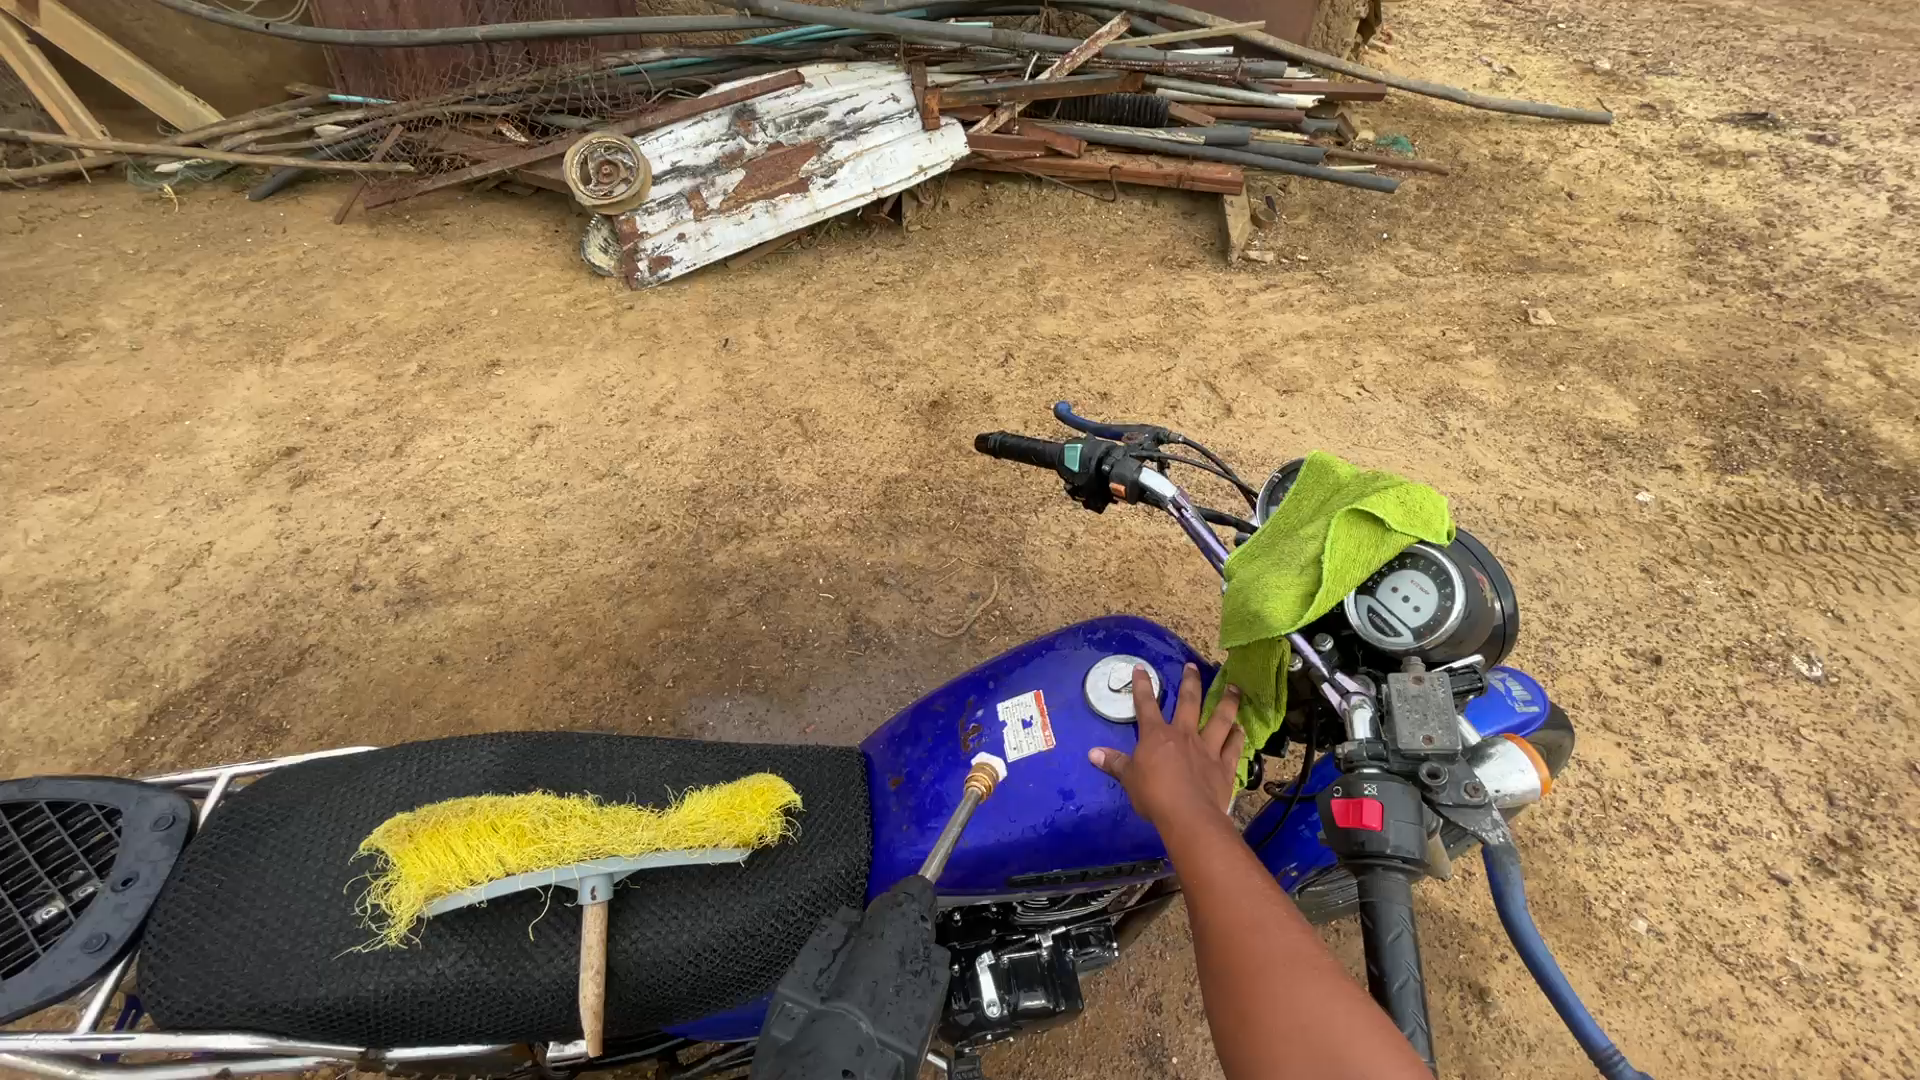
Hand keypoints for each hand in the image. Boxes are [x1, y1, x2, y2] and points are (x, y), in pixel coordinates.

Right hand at [1089, 663, 1244, 830]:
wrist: (1188, 816)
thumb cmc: (1154, 795)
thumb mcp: (1128, 779)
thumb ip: (1114, 763)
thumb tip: (1092, 753)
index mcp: (1157, 735)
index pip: (1146, 705)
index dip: (1143, 686)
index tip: (1141, 668)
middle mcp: (1184, 735)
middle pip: (1189, 702)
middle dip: (1190, 682)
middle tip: (1192, 666)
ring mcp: (1207, 749)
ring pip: (1220, 719)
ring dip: (1227, 702)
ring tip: (1233, 688)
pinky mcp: (1224, 766)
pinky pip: (1233, 747)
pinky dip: (1238, 737)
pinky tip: (1241, 729)